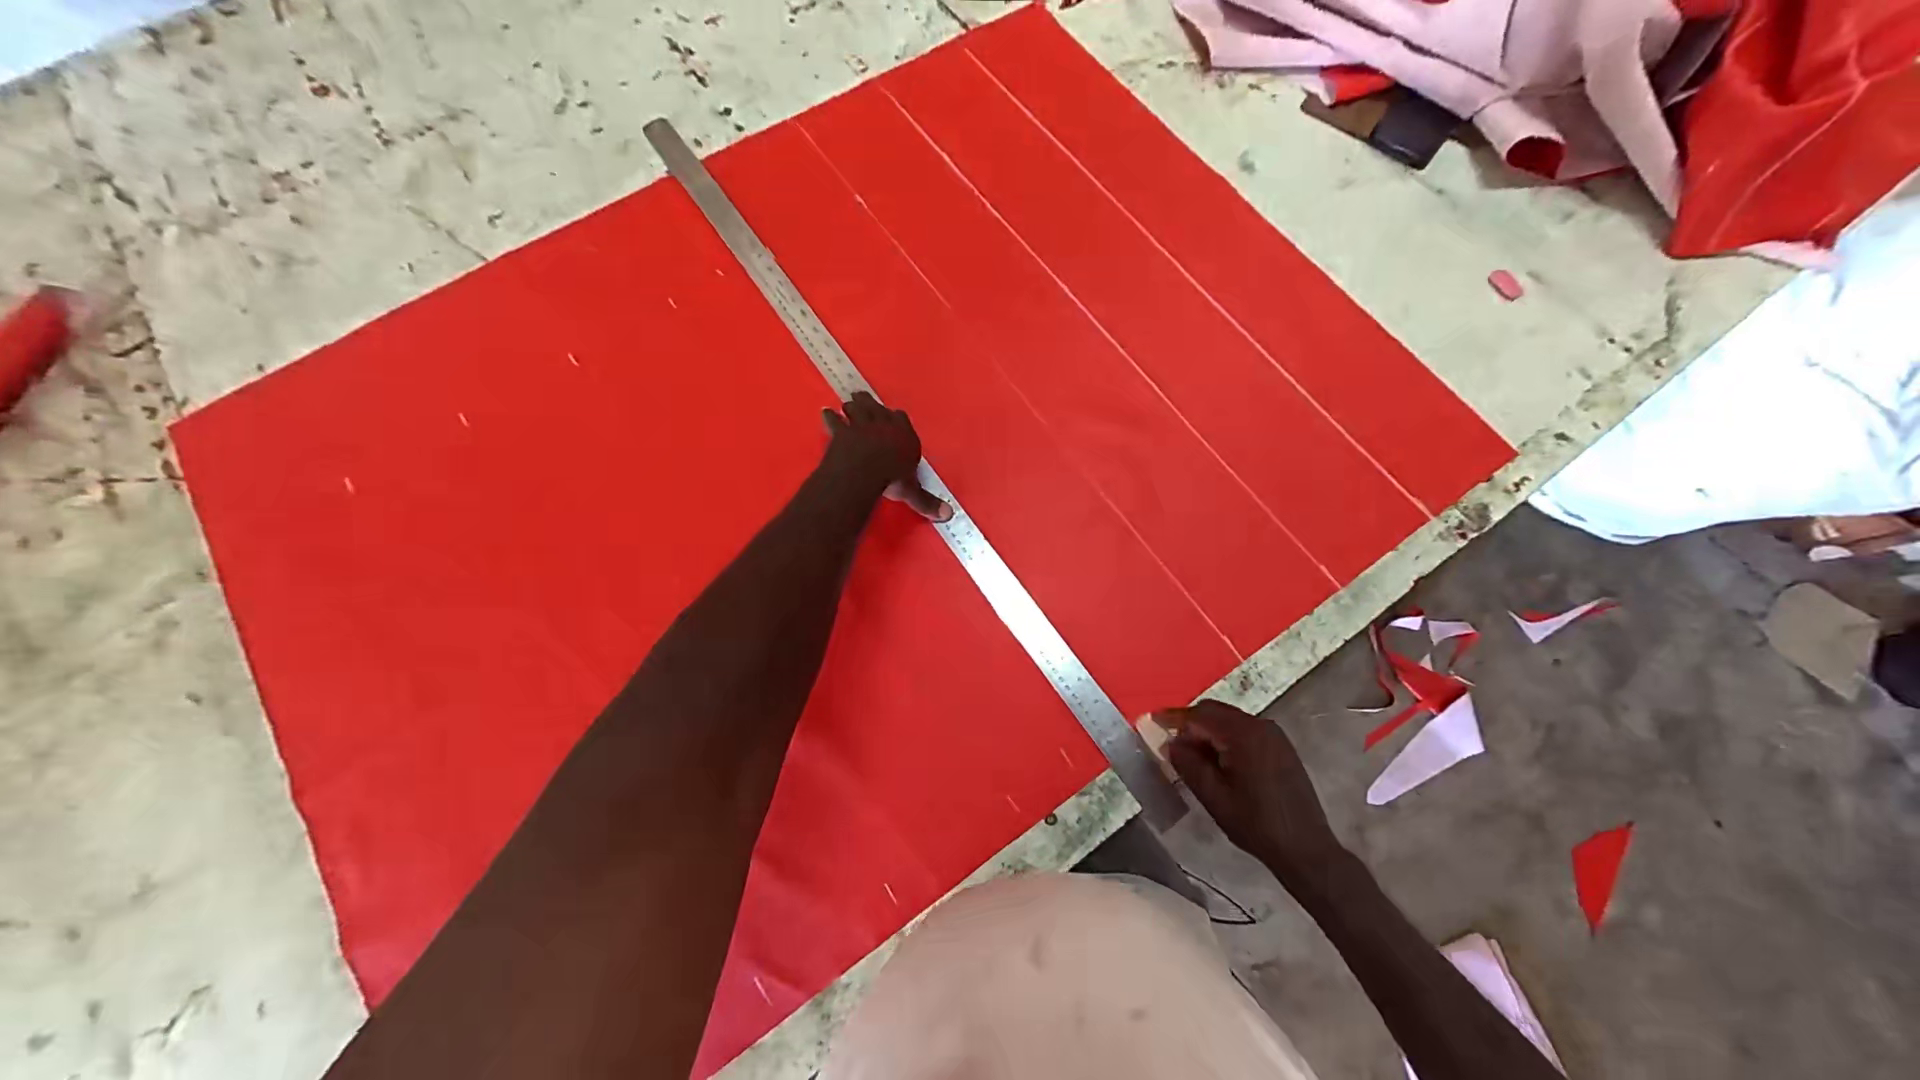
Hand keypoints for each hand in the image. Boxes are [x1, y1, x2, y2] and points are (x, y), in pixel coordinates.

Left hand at [821, 391, 950, 521]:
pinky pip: (834, 420)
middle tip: (864, 401)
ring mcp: (860, 424)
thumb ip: (926, 502)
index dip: (896, 419)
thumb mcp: (911, 493)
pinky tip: (825, 413)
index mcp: (904, 434)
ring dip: (851, 407)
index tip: (893, 418)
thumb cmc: (892, 479)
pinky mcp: (841, 431)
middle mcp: (883, 424)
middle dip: (870, 404)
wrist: (864, 472)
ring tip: (847, 405)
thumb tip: (947, 515)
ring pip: (856, 408)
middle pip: (877, 407)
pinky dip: (829, 417)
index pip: (902, 418)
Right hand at [1157, 700, 1343, 881]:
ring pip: (1230, 721)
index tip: (1152, 720)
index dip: (1174, 718)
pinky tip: (1218, 760)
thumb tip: (1173, 743)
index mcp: (1244, 735)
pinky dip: (1226, 738)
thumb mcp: (1214, 797)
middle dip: (1191, 724)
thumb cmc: (1256, 824)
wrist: (1306, 848)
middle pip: (1216, 712)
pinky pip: (1245, 731)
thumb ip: (1189, 764)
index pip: (1200, 716)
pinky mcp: (1281, 747)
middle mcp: (1261, 726)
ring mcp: (1274, 735)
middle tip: (1171, 743)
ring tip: (1192, 755)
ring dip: (1208, 731)